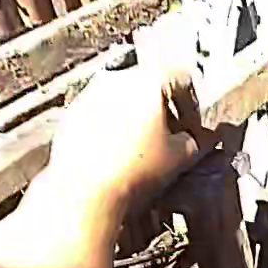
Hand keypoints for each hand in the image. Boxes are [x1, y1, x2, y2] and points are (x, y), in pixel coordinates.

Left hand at [30, 63, 209, 223]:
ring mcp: (91, 92)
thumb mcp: (181, 158)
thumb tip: (194, 139)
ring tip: (142, 149)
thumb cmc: (137, 170)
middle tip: (170, 140)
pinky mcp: (72, 112)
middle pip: (150, 86)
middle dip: (164, 111)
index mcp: (149, 80)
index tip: (193, 131)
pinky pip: (101, 113)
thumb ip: (195, 141)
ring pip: (124, 98)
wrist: (86, 191)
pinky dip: (113, 127)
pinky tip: (117, 154)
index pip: (183, 81)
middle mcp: (118, 77)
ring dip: (138, 118)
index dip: (193, 108)